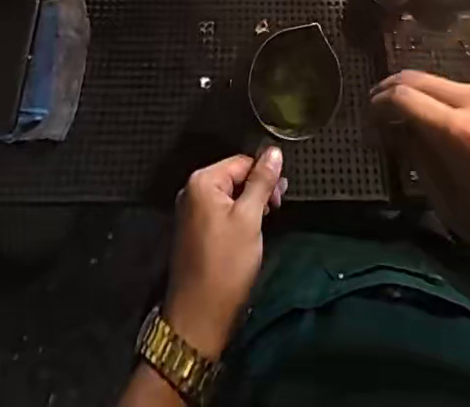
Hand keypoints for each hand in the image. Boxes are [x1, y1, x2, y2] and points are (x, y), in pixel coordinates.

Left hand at [162, 149, 284, 356]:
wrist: (199, 318)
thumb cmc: (225, 266)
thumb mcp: (250, 218)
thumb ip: (262, 182)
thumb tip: (274, 152)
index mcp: (202, 181)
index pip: (242, 162)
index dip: (264, 176)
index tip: (279, 197)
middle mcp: (191, 191)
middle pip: (235, 176)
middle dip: (258, 189)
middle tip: (275, 210)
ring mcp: (190, 212)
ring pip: (230, 194)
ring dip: (250, 204)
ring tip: (263, 223)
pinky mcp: (194, 230)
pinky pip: (221, 211)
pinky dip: (237, 217)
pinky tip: (248, 232)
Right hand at [370, 71, 469, 277]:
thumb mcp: (451, 203)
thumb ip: (418, 157)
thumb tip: (392, 129)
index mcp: (461, 132)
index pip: (404, 98)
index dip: (378, 105)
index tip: (366, 121)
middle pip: (415, 78)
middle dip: (389, 92)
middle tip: (374, 115)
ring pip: (433, 79)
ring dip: (410, 92)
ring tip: (397, 119)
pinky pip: (452, 87)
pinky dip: (431, 96)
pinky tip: (426, 118)